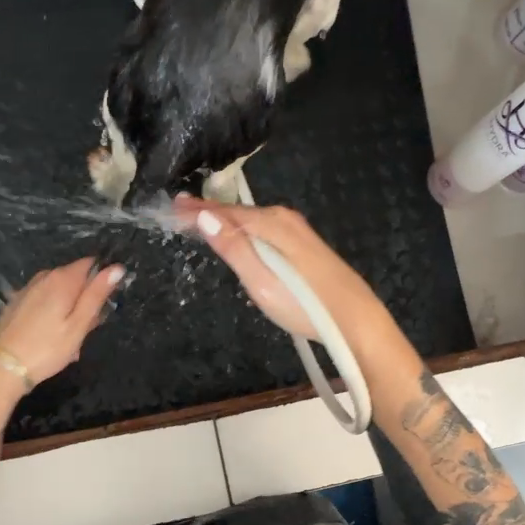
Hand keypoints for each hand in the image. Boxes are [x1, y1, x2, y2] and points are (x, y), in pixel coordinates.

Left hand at [0, 257, 122, 387]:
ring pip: (58, 293)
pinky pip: (43, 302)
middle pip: (74, 280)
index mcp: (62, 279)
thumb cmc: (47, 348)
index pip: (90, 265)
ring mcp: (28, 288)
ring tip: (67, 340)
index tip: (103, 306)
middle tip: (84, 332)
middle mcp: (44, 277)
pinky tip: (49, 337)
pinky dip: (51, 315)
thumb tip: (116, 268)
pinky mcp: (17, 302)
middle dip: (84, 301)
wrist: (3, 366)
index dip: (101, 281)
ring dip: (68, 311)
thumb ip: (96, 295)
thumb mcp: (79, 325)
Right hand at [172, 194, 383, 340]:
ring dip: (226, 221)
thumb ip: (234, 249)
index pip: (224, 213)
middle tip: (180, 212)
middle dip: (209, 212)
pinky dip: (244, 230)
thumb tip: (205, 217)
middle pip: (238, 213)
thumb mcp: (261, 281)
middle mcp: (284, 219)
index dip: (196, 211)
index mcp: (270, 224)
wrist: (353, 317)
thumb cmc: (303, 304)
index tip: (171, 207)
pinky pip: (264, 229)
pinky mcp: (304, 245)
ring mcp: (297, 231)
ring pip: (252, 220)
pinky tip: (238, 237)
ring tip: (202, 222)